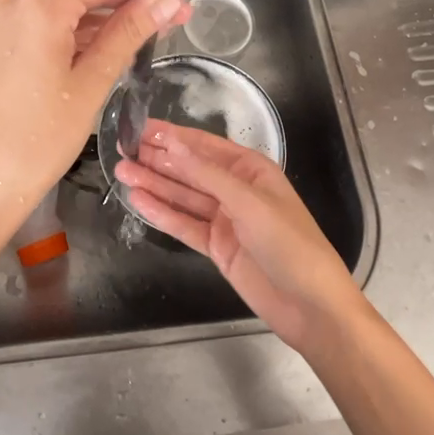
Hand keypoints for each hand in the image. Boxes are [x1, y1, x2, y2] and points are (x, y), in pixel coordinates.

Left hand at [0, 0, 191, 239]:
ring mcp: (6, 18)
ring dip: (111, 12)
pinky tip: (115, 42)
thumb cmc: (39, 140)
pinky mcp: (2, 38)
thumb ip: (130, 32)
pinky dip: (84, 29)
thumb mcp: (92, 83)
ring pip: (71, 1)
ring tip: (155, 30)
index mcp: (40, 3)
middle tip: (179, 14)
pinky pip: (51, 20)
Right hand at [115, 120, 359, 350]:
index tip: (140, 128)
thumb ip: (207, 174)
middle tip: (122, 149)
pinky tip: (138, 201)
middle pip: (190, 169)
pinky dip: (162, 213)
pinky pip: (184, 224)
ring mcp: (225, 219)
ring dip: (154, 184)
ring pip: (183, 196)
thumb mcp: (249, 203)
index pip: (204, 146)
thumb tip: (171, 145)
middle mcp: (236, 189)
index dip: (172, 136)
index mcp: (251, 170)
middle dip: (157, 159)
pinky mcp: (217, 247)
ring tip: (121, 171)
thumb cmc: (290, 244)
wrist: (311, 306)